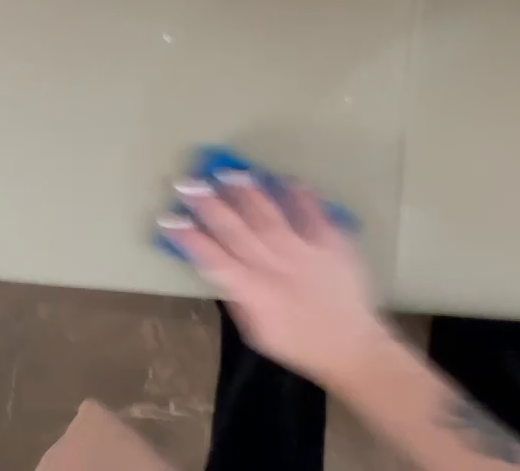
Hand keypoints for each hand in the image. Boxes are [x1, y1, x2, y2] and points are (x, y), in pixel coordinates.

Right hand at [158, 171, 391, 386]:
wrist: (351, 346)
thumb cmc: (298, 342)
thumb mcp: (257, 331)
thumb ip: (238, 297)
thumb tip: (218, 268)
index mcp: (253, 291)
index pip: (213, 258)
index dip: (188, 238)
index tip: (168, 218)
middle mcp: (274, 266)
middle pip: (235, 229)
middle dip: (209, 204)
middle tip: (188, 183)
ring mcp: (303, 250)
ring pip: (269, 215)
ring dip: (246, 192)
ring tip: (228, 172)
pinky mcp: (330, 241)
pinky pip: (312, 211)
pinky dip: (299, 193)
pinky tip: (284, 176)